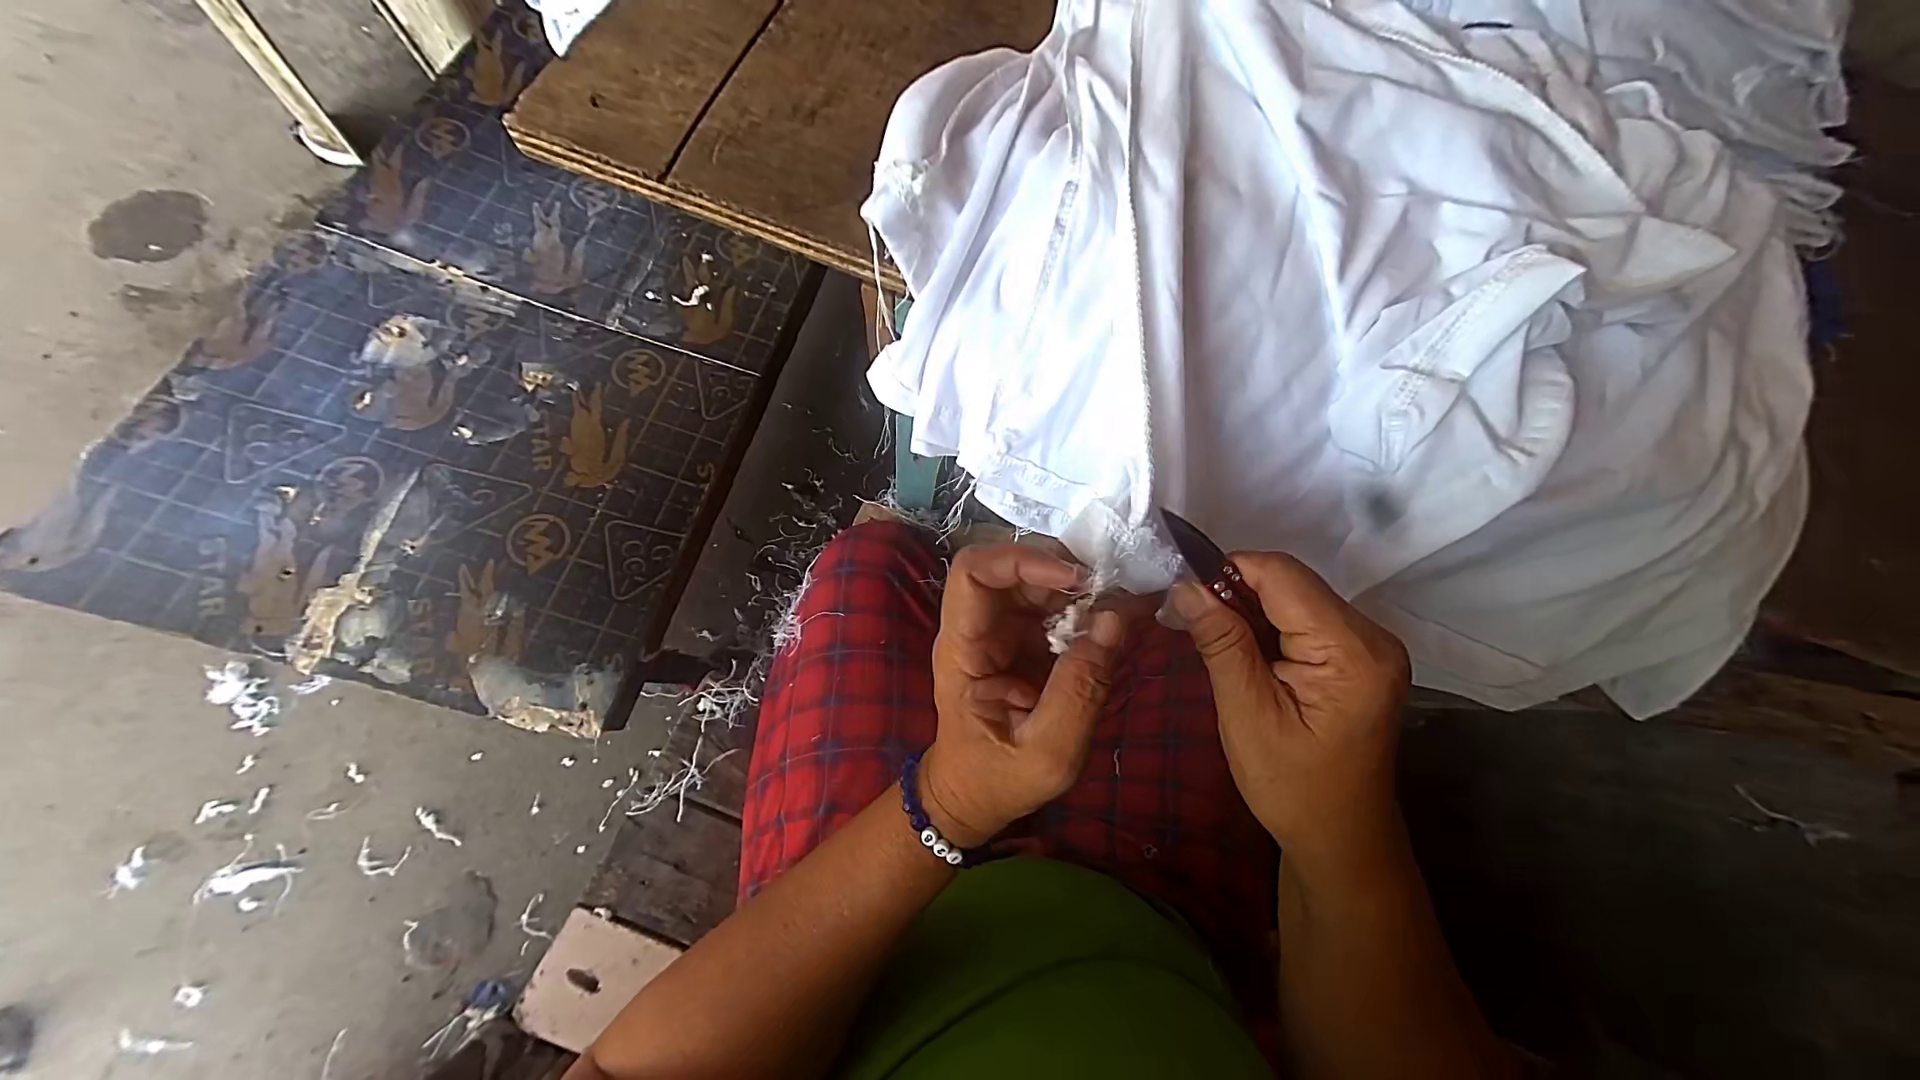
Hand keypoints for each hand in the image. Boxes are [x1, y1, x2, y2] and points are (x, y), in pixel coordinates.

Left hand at [923, 544, 1125, 847]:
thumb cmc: (998, 778)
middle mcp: (977, 628)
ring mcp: (999, 631)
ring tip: (1123, 604)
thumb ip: (1080, 691)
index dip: (1022, 560)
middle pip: (1009, 568)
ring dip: (1079, 587)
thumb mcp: (1048, 753)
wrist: (974, 794)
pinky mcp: (1022, 640)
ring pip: (1035, 582)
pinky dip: (1085, 605)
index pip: (973, 573)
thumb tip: (1114, 619)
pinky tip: (1116, 619)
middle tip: (1114, 590)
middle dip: (1062, 569)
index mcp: (963, 649)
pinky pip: (1052, 606)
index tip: (1076, 578)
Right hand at [1173, 552, 1409, 860]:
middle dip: (1233, 591)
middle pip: (1290, 581)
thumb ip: (1221, 644)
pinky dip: (1263, 623)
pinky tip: (1242, 650)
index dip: (1227, 571)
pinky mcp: (1357, 654)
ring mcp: (1369, 644)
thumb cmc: (1292, 787)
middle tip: (1189, 621)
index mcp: (1351, 652)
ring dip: (1245, 607)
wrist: (1340, 836)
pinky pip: (1302, 616)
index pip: (1283, 576)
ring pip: (1293, 595)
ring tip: (1210, 638)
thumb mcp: (1246, 715)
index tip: (1182, 594)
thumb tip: (1185, 587)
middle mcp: (1371, 636)